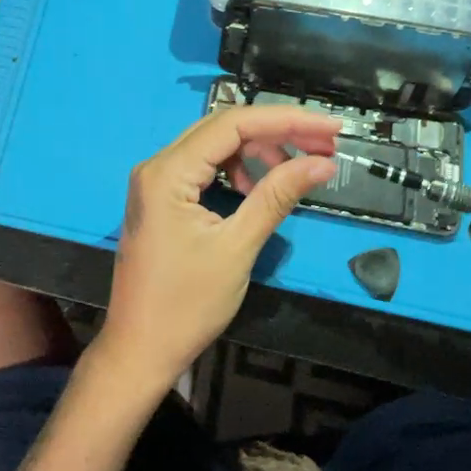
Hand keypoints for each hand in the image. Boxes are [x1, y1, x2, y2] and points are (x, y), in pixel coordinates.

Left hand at [97, 107, 340, 388]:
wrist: (139, 350)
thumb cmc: (187, 305)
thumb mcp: (237, 248)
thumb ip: (277, 197)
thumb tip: (322, 163)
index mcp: (167, 172)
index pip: (232, 125)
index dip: (285, 120)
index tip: (330, 127)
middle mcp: (156, 166)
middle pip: (222, 129)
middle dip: (276, 132)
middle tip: (324, 144)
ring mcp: (155, 182)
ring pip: (213, 146)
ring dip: (256, 151)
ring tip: (296, 170)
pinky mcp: (160, 199)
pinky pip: (202, 168)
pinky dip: (235, 171)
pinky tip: (257, 189)